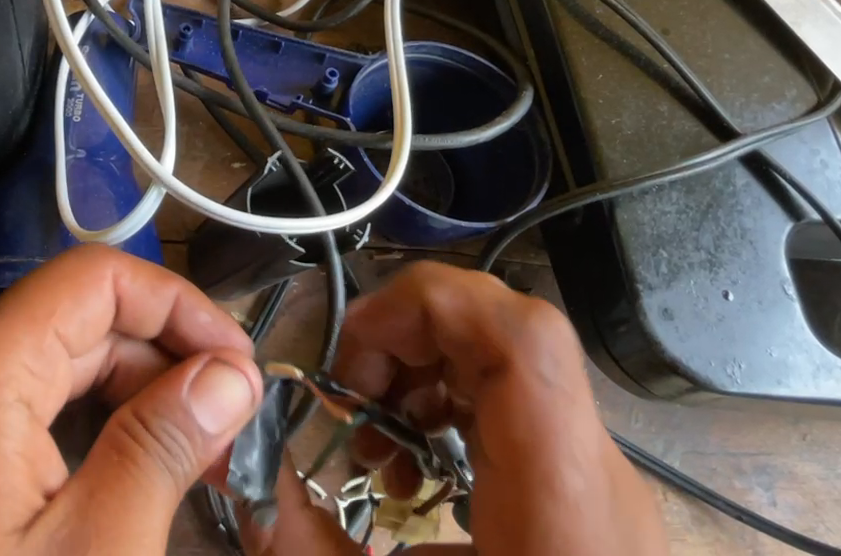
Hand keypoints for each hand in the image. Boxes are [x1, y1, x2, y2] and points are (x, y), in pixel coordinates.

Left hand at [0, 245, 264, 555]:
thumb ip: (159, 450)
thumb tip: (230, 376)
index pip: (96, 279)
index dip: (178, 306)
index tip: (240, 367)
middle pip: (76, 318)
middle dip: (161, 359)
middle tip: (228, 432)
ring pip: (50, 361)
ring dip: (127, 395)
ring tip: (191, 457)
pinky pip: (15, 404)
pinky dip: (78, 424)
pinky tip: (122, 472)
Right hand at [249, 261, 666, 555]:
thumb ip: (300, 538)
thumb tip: (239, 462)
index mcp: (559, 500)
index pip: (524, 337)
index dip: (430, 308)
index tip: (357, 352)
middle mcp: (594, 476)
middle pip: (510, 330)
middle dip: (408, 337)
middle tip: (354, 394)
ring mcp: (600, 484)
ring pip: (512, 358)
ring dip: (425, 368)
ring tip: (376, 436)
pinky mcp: (588, 498)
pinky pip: (518, 405)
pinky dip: (449, 406)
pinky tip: (413, 470)